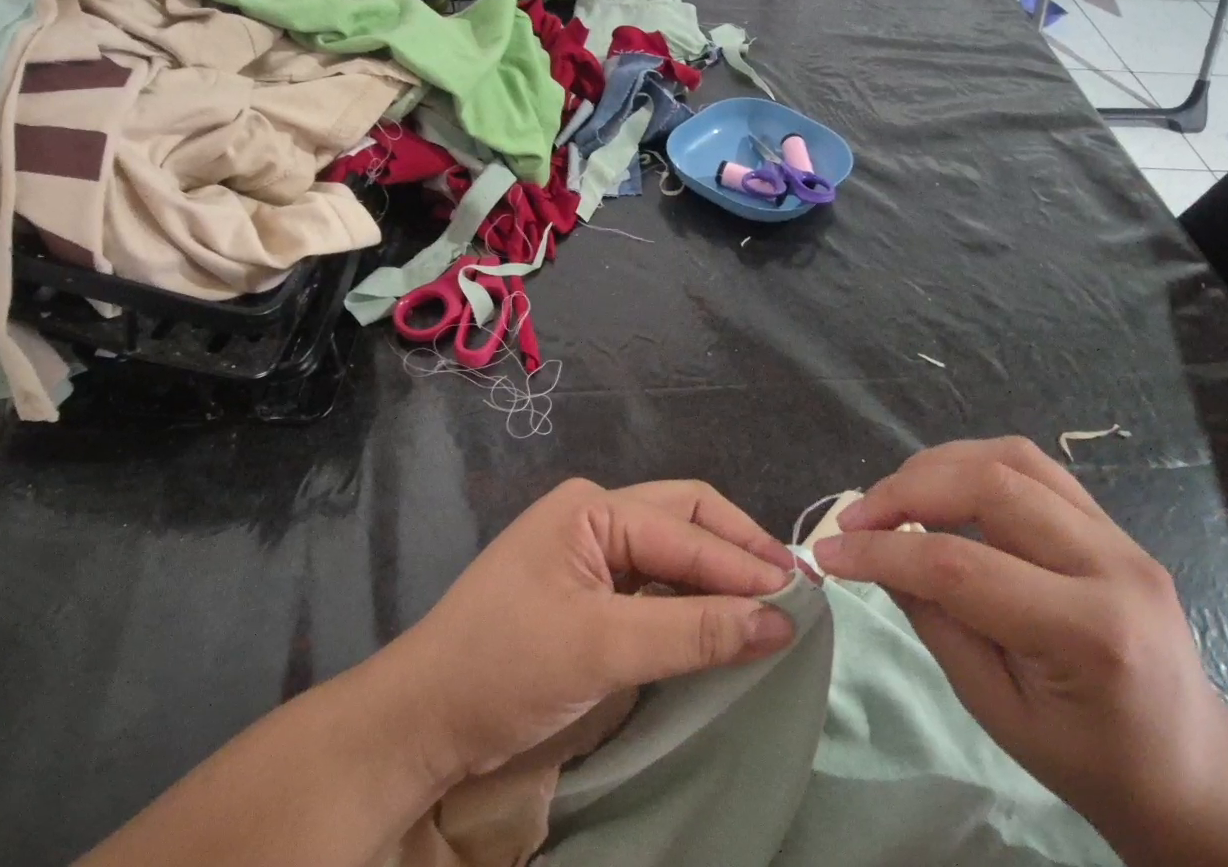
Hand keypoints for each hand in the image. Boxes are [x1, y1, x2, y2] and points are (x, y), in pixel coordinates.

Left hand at [391, 479, 797, 778]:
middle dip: (739, 554)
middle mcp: (594, 519)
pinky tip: (721, 623)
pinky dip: (692, 601)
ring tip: (771, 606)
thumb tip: (782, 622)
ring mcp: (589, 556)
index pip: (688, 529)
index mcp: (592, 508)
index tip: (804, 602)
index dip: (747, 566)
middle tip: (795, 590)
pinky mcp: (588, 595)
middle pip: (686, 522)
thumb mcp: (602, 646)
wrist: (422, 719)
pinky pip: (655, 586)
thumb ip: (693, 630)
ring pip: (674, 554)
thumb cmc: (504, 667)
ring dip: (719, 578)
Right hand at [811, 438, 1227, 842]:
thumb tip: (875, 560)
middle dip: (906, 490)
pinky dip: (973, 467)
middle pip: (992, 485)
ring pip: (1014, 459)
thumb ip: (937, 623)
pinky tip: (941, 492)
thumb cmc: (1088, 760)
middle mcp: (1112, 565)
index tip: (828, 553)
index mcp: (1087, 631)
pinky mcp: (1113, 526)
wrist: (1189, 766)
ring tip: (892, 498)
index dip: (882, 552)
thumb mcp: (996, 709)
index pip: (961, 565)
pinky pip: (1035, 470)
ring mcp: (1121, 536)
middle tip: (856, 518)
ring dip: (938, 466)